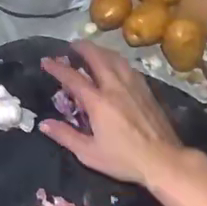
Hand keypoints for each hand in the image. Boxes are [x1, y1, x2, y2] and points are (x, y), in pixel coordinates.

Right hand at [40, 41, 186, 186]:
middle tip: (72, 45)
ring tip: (93, 51)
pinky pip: (129, 68)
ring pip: (116, 59)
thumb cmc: (123, 159)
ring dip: (101, 51)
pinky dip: (117, 61)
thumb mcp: (89, 153)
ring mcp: (134, 87)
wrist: (162, 160)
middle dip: (83, 48)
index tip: (46, 60)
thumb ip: (65, 136)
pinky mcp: (147, 91)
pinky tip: (117, 66)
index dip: (57, 67)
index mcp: (98, 102)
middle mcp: (115, 87)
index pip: (73, 78)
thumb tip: (44, 124)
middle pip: (98, 58)